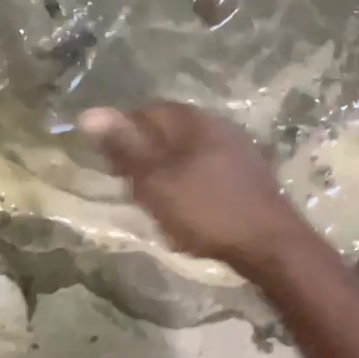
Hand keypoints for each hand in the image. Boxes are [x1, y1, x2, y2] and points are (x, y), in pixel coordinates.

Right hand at [78, 102, 300, 262]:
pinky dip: (185, 184)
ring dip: (164, 172)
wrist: (271, 246)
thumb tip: (88, 113)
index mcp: (194, 121)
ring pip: (185, 152)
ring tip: (152, 201)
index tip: (109, 164)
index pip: (145, 111)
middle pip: (167, 130)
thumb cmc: (206, 210)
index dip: (121, 133)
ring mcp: (237, 151)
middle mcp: (218, 126)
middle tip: (129, 186)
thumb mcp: (155, 180)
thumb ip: (123, 147)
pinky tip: (183, 209)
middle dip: (143, 154)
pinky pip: (203, 170)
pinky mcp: (246, 177)